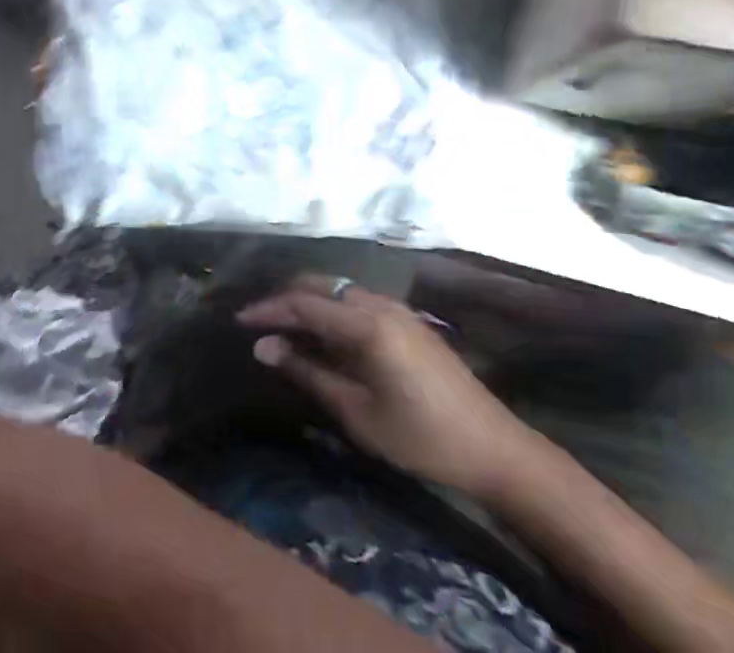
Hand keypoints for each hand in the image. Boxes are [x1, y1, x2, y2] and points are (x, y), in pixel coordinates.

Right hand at [237, 276, 538, 501]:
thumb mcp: (356, 411)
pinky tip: (322, 335)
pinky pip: (357, 302)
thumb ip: (307, 371)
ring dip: (309, 302)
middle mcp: (381, 305)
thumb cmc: (420, 437)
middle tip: (259, 323)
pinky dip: (331, 310)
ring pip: (339, 291)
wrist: (494, 449)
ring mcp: (399, 311)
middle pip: (321, 286)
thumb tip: (263, 346)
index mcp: (367, 325)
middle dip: (286, 298)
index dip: (267, 310)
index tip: (238, 320)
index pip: (303, 304)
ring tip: (284, 328)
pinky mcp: (409, 322)